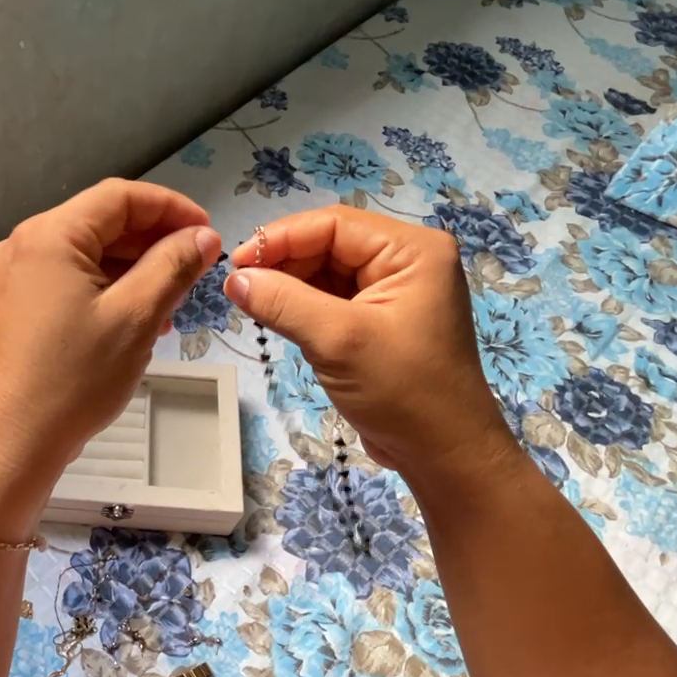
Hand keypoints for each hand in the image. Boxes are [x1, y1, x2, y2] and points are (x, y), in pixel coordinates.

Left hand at [0, 179, 220, 492]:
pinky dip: (103, 293)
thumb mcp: (135, 318)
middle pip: (99, 225)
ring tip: (170, 306)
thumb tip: (203, 236)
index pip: (119, 197)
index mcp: (46, 236)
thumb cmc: (75, 380)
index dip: (171, 208)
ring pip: (84, 257)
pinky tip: (133, 322)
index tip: (208, 235)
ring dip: (131, 272)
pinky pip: (65, 284)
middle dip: (152, 244)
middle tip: (194, 274)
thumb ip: (173, 266)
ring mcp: (9, 279)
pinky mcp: (9, 309)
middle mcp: (19, 246)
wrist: (13, 446)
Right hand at [223, 206, 516, 482]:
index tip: (237, 265)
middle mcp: (405, 262)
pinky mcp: (377, 322)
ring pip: (325, 273)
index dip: (281, 238)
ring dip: (288, 286)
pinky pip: (330, 300)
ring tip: (252, 303)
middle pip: (328, 244)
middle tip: (240, 288)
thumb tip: (234, 280)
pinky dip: (300, 307)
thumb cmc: (402, 391)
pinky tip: (275, 317)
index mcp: (411, 251)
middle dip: (283, 263)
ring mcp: (391, 293)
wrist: (443, 452)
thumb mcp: (338, 341)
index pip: (334, 224)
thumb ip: (283, 303)